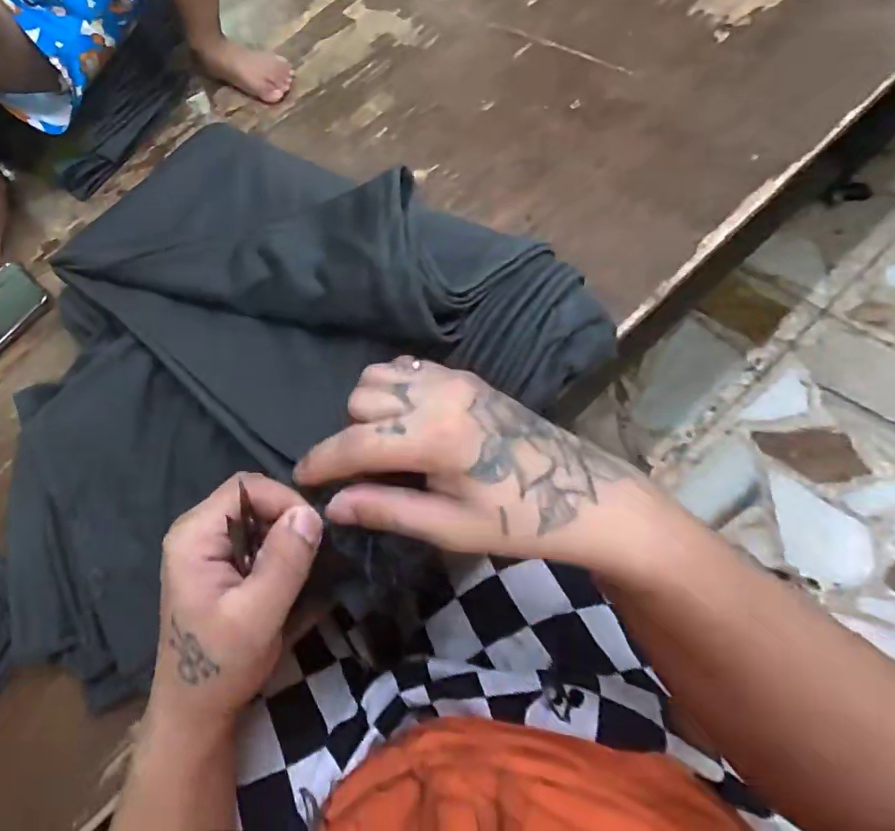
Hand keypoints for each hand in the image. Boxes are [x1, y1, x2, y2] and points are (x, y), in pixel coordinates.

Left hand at [150, 473, 323, 726]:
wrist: (194, 709)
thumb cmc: (221, 665)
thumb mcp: (257, 616)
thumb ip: (283, 563)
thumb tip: (310, 513)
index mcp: (193, 534)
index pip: (244, 488)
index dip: (284, 499)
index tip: (317, 530)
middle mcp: (193, 530)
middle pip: (248, 499)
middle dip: (285, 516)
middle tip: (317, 548)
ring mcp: (202, 547)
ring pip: (252, 518)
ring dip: (282, 534)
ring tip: (309, 561)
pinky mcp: (214, 564)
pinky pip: (250, 539)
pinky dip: (274, 549)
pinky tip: (291, 573)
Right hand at [295, 359, 672, 576]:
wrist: (591, 497)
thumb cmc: (521, 522)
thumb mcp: (451, 528)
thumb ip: (386, 510)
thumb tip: (332, 506)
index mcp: (436, 438)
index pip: (355, 444)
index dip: (321, 462)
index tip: (302, 478)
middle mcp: (437, 396)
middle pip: (358, 402)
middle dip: (351, 436)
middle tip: (370, 471)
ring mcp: (451, 379)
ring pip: (375, 377)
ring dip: (369, 408)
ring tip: (389, 442)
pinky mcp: (462, 374)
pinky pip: (403, 366)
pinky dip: (392, 388)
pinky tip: (408, 417)